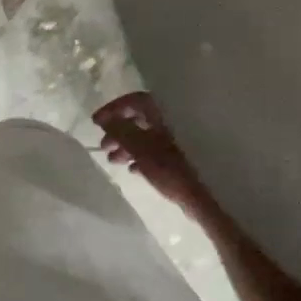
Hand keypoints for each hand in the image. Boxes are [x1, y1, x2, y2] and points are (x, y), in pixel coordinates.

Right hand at [96, 92, 205, 209]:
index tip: (96, 123)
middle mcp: (173, 124)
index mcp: (166, 116)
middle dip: (118, 132)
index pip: (135, 101)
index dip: (114, 109)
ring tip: (114, 161)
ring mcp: (179, 142)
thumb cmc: (171, 169)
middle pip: (140, 119)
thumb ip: (119, 130)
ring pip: (147, 136)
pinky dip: (142, 157)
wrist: (204, 199)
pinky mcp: (182, 159)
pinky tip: (133, 170)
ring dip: (127, 146)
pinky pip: (157, 151)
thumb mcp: (140, 148)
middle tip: (104, 146)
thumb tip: (102, 117)